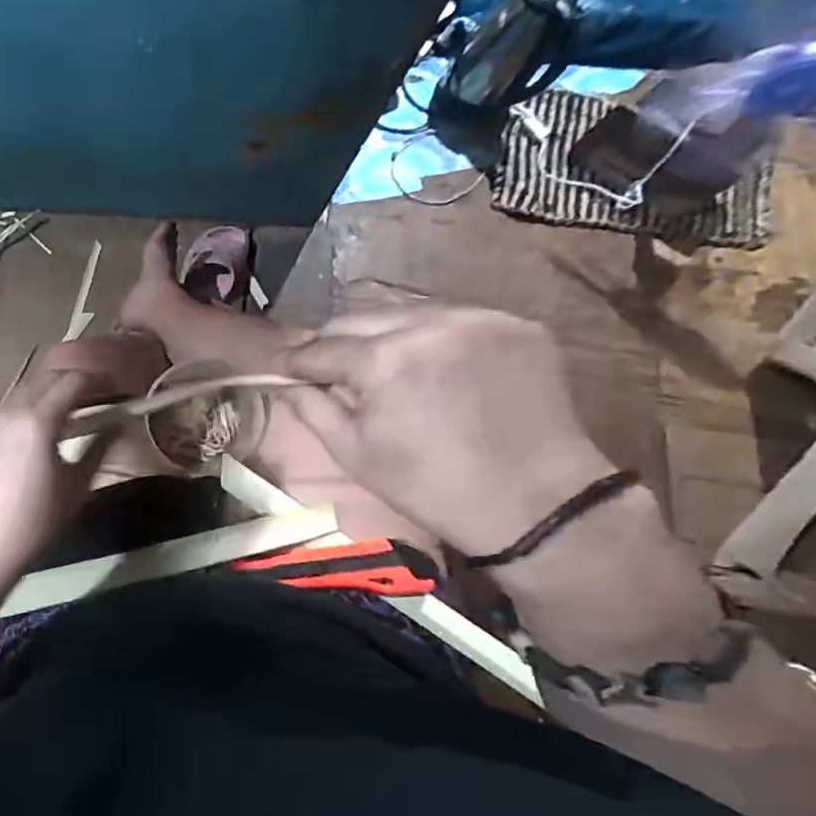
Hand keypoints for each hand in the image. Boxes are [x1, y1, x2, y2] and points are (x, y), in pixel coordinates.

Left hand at [0, 371, 114, 590]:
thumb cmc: (37, 521)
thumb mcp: (78, 486)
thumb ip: (100, 447)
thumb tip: (118, 424)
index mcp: (39, 421)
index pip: (73, 381)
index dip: (99, 381)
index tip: (117, 389)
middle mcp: (12, 411)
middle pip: (48, 377)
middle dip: (75, 381)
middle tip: (99, 396)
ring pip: (27, 390)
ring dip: (52, 392)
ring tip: (74, 412)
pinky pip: (10, 408)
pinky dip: (31, 407)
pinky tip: (42, 430)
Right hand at [273, 307, 616, 557]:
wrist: (536, 502)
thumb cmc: (428, 486)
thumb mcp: (352, 452)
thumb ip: (312, 407)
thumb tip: (287, 383)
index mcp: (385, 359)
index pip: (321, 348)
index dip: (294, 362)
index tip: (279, 370)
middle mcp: (431, 323)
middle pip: (359, 318)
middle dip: (334, 344)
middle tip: (326, 370)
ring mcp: (480, 318)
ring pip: (406, 313)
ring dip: (382, 337)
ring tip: (381, 369)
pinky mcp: (518, 324)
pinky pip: (453, 320)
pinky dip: (431, 339)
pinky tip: (433, 370)